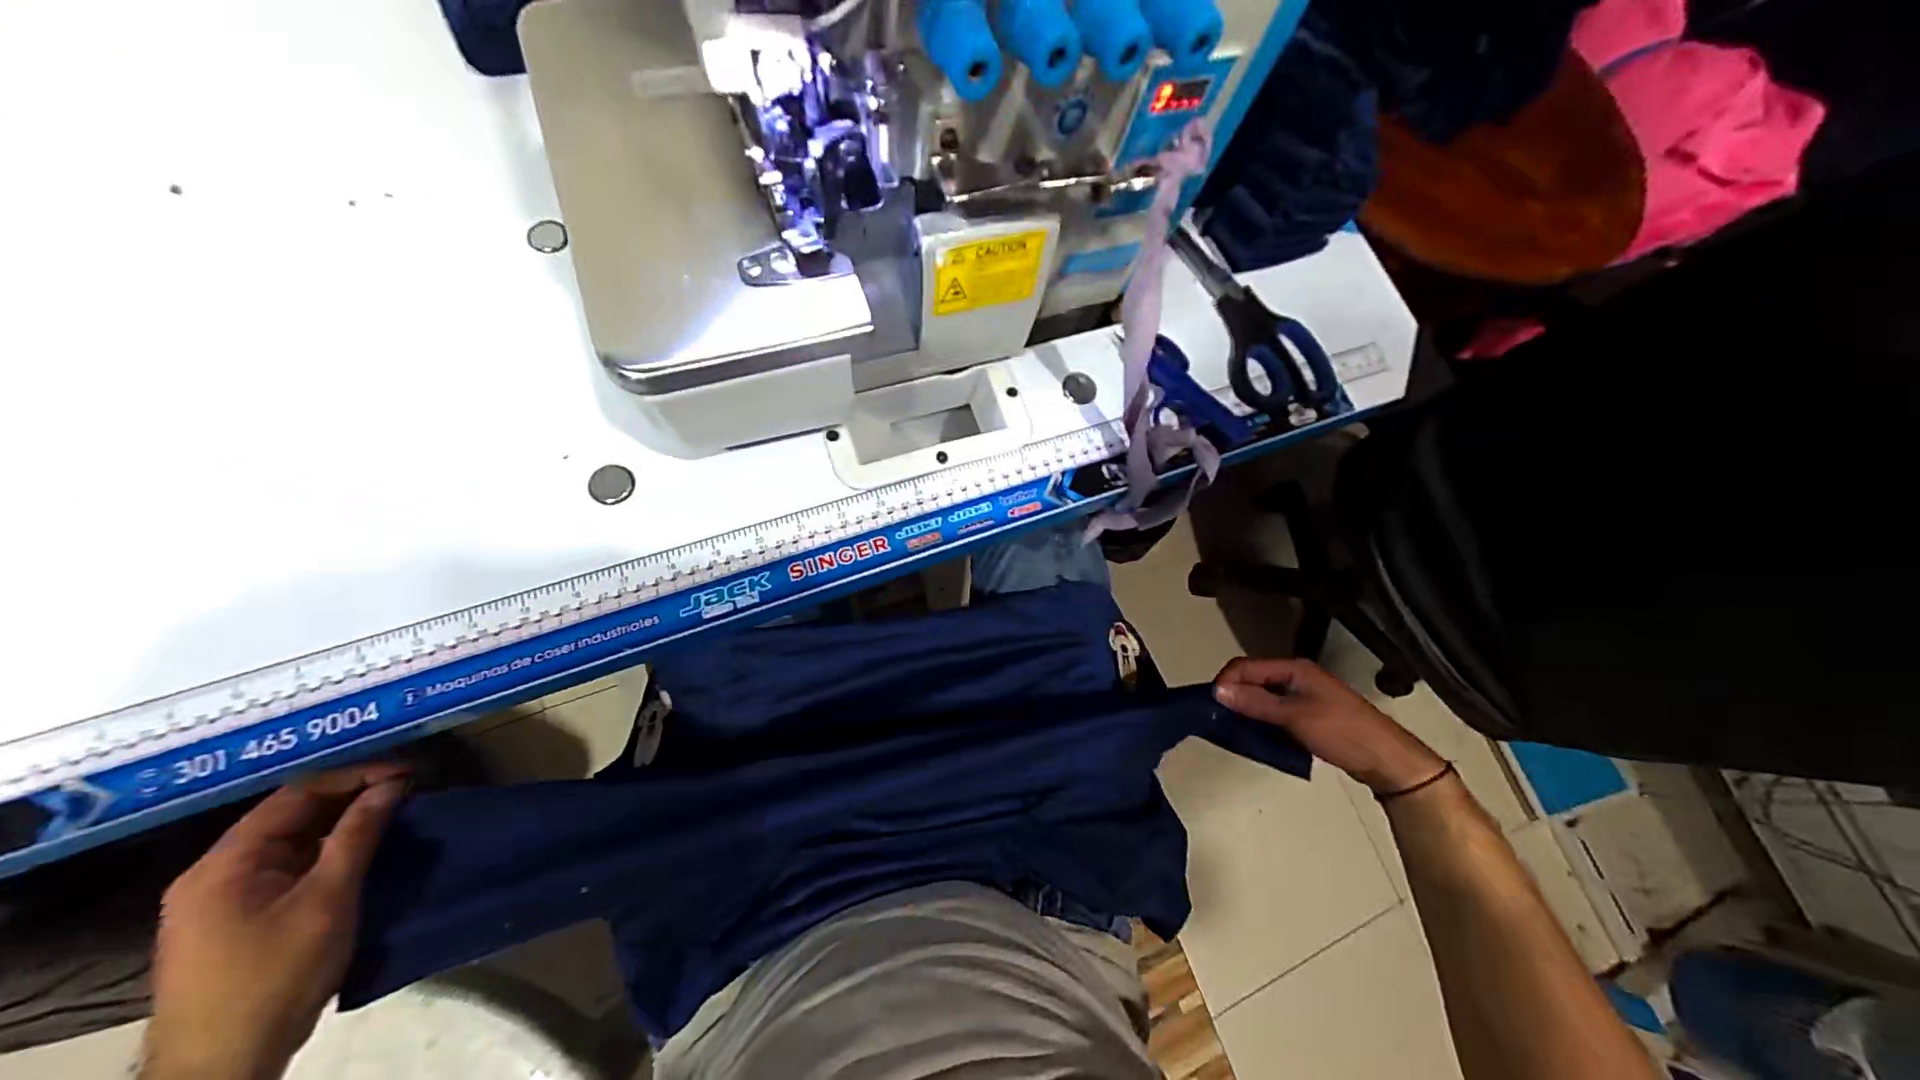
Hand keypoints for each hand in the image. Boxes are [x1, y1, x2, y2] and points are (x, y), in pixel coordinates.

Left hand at [143, 764, 408, 1079]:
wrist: (222, 1065)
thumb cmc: (276, 975)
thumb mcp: (328, 900)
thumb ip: (358, 836)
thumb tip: (391, 786)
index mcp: (224, 863)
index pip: (296, 795)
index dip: (355, 776)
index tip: (407, 772)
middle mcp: (212, 874)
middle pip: (289, 818)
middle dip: (350, 800)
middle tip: (407, 792)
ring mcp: (217, 902)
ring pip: (288, 846)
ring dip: (339, 829)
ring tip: (392, 819)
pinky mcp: (231, 925)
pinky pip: (283, 871)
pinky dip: (323, 857)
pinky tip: (358, 858)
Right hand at [1213, 657, 1444, 795]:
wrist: (1386, 760)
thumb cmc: (1341, 732)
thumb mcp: (1294, 716)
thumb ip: (1255, 702)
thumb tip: (1217, 690)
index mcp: (1294, 668)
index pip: (1245, 666)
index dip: (1226, 682)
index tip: (1211, 705)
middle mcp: (1296, 677)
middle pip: (1252, 680)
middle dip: (1234, 696)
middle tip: (1220, 719)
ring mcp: (1303, 697)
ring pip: (1262, 698)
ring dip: (1248, 711)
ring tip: (1235, 730)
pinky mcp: (1308, 716)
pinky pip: (1275, 713)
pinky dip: (1262, 722)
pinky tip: (1258, 738)